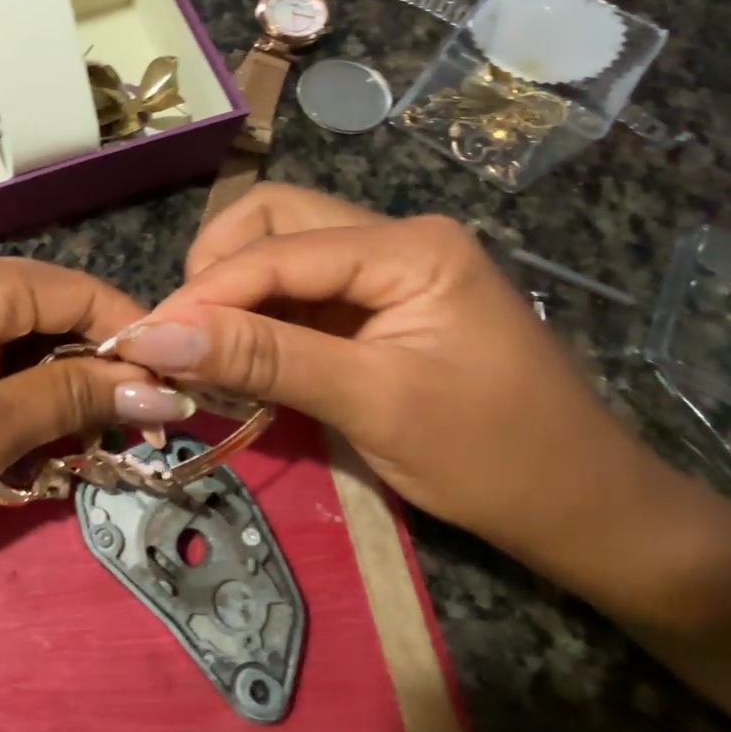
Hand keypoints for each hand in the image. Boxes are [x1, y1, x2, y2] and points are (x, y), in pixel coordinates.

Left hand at [0, 254, 179, 547]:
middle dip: (94, 365)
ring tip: (84, 433)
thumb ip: (76, 398)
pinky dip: (14, 382)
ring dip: (54, 379)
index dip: (133, 337)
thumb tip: (161, 389)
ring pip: (18, 332)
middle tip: (132, 424)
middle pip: (49, 309)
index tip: (174, 389)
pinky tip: (28, 424)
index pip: (79, 291)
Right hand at [108, 184, 669, 564]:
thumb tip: (157, 337)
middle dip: (216, 270)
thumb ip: (263, 359)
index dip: (205, 292)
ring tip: (202, 348)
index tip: (144, 338)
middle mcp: (395, 237)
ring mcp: (388, 268)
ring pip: (279, 250)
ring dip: (232, 292)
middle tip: (182, 334)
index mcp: (410, 245)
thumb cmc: (495, 457)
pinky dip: (257, 317)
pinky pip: (297, 290)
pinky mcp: (377, 304)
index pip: (277, 249)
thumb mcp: (372, 404)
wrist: (587, 510)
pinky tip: (238, 356)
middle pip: (273, 221)